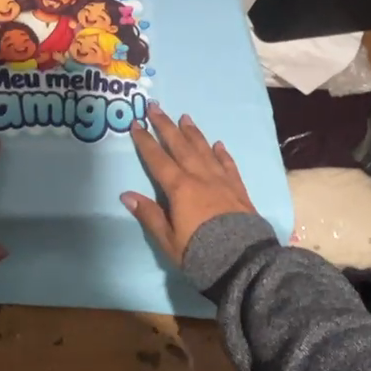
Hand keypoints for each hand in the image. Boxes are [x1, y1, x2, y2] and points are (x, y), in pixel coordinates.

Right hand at [121, 103, 258, 263]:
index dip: (145, 141)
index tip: (137, 124)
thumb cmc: (201, 253)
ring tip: (185, 117)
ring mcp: (221, 181)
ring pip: (204, 150)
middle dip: (166, 126)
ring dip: (193, 133)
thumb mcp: (168, 239)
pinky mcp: (239, 190)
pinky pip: (228, 165)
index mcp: (180, 188)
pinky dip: (222, 153)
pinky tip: (218, 144)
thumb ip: (149, 215)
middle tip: (156, 107)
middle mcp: (200, 177)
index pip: (158, 159)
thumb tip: (126, 194)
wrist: (245, 263)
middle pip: (180, 146)